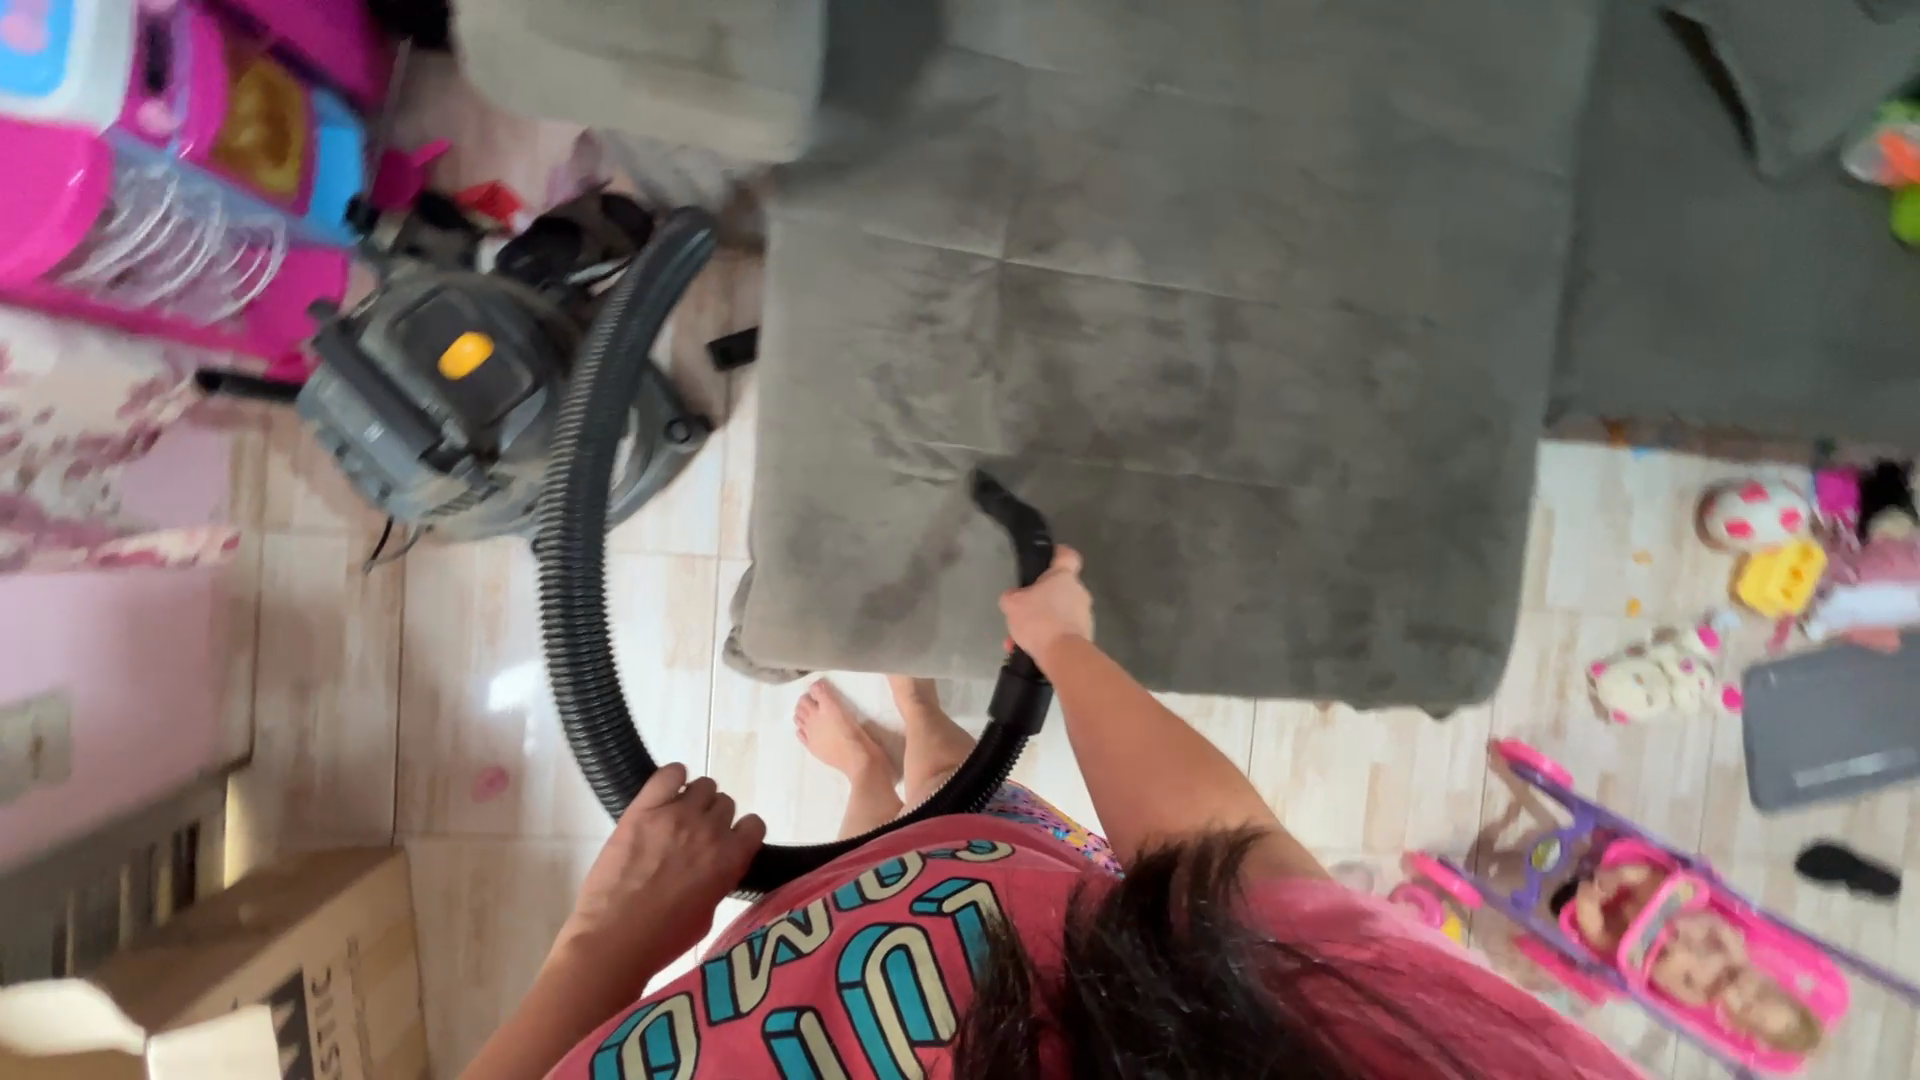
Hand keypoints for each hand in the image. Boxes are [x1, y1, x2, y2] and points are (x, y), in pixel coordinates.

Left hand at [556, 764, 765, 974]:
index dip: (739, 833)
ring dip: (693, 799)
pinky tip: (665, 792)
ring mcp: (677, 814)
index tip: (725, 843)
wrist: (612, 942)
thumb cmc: (662, 939)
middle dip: (712, 818)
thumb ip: (718, 878)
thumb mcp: (707, 914)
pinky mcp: (644, 809)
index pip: (754, 824)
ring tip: (674, 818)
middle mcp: (710, 829)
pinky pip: (669, 773)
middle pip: (725, 803)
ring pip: (702, 785)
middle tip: (691, 836)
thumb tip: (713, 865)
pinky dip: (672, 777)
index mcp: (731, 858)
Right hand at [999, 545, 1092, 663]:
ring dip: (1040, 624)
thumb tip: (1014, 597)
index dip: (1058, 554)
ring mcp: (1084, 615)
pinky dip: (1046, 640)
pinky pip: (1062, 633)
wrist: (1063, 654)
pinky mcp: (1085, 636)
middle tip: (1021, 613)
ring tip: (1017, 640)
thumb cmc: (1038, 619)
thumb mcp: (1012, 604)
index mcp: (1064, 577)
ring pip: (1058, 615)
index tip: (1050, 557)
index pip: (1067, 556)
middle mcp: (1079, 592)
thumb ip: (1011, 597)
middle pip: (1059, 590)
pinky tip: (1027, 651)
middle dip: (1040, 601)